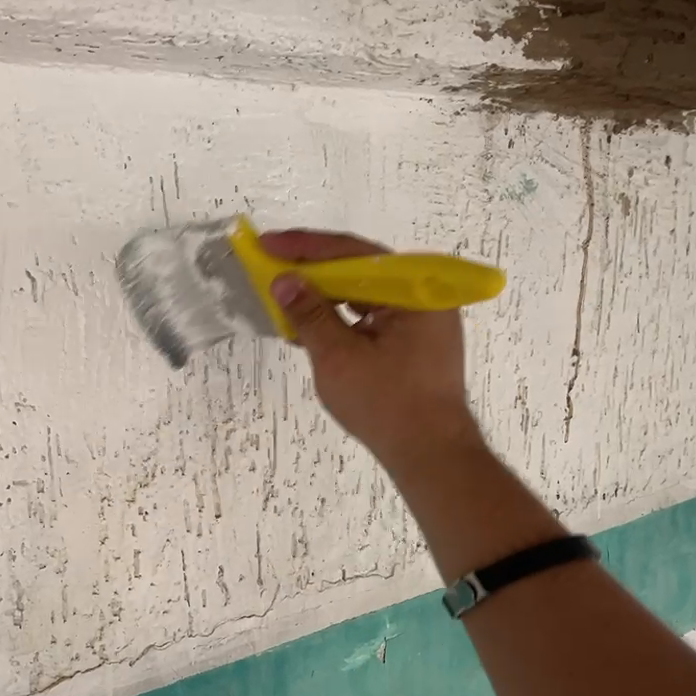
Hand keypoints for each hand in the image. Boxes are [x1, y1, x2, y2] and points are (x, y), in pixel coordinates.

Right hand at [262, 229, 485, 477]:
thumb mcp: (338, 357)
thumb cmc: (385, 403)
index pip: (353, 253)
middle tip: (271, 262)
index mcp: (414, 289)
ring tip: (285, 292)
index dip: (305, 247)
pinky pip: (372, 313)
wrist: (430, 452)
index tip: (266, 242)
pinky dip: (341, 313)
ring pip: (365, 291)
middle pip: (361, 268)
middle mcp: (424, 294)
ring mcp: (422, 317)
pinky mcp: (414, 339)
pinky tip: (312, 322)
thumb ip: (310, 315)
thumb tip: (283, 281)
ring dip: (325, 291)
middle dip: (313, 266)